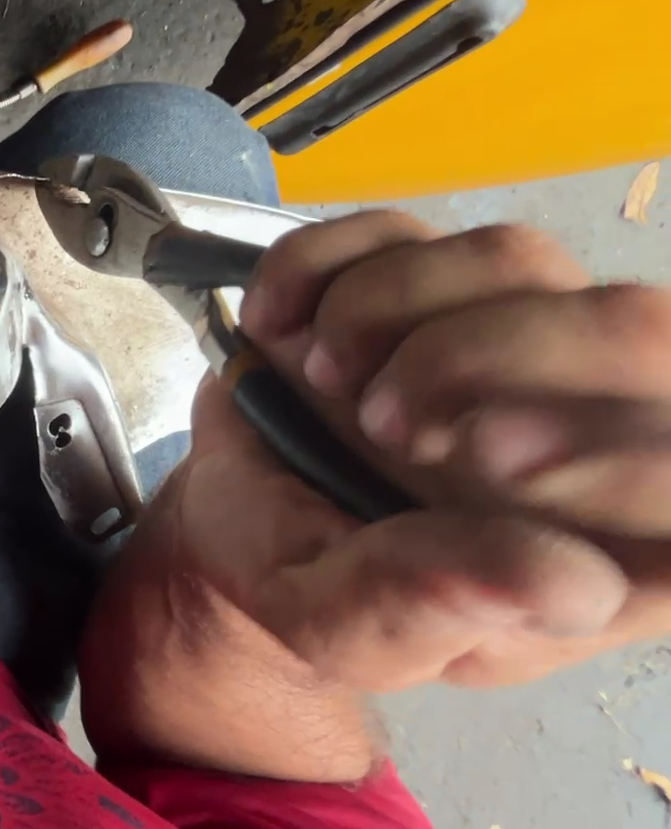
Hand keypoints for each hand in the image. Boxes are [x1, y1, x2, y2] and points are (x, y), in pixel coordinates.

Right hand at [179, 212, 670, 689]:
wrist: (227, 516)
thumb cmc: (292, 581)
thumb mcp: (345, 627)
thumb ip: (436, 604)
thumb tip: (569, 572)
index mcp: (613, 536)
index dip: (623, 451)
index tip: (480, 462)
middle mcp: (580, 421)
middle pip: (634, 325)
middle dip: (486, 355)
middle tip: (382, 422)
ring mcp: (488, 339)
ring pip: (503, 258)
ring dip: (380, 311)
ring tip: (321, 379)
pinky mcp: (393, 291)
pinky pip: (382, 231)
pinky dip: (309, 265)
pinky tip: (274, 324)